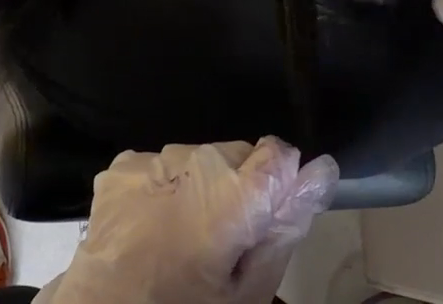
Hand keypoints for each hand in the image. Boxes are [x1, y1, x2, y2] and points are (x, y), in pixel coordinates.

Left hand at [41, 138, 338, 303]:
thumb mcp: (249, 290)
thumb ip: (287, 226)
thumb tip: (319, 170)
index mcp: (234, 192)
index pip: (280, 152)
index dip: (281, 183)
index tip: (268, 215)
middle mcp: (196, 158)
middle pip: (238, 154)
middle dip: (239, 186)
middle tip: (222, 239)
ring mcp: (154, 157)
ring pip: (198, 158)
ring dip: (200, 186)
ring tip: (182, 236)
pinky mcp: (123, 164)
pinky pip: (161, 165)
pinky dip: (164, 187)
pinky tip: (152, 225)